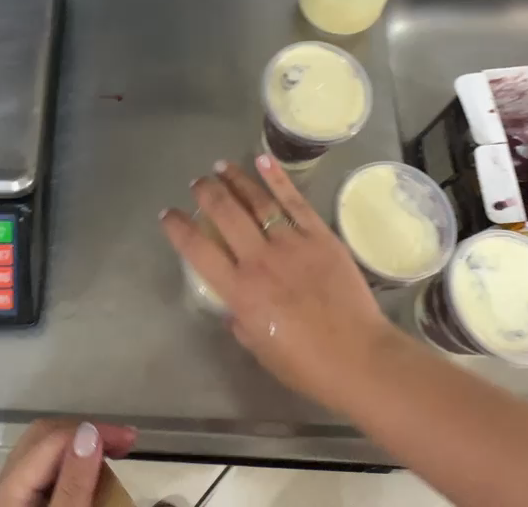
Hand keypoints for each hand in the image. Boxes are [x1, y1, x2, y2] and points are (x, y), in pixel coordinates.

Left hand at [0, 419, 135, 506]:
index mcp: (6, 491)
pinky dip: (69, 467)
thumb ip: (73, 484)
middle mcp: (0, 489)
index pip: (52, 439)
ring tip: (111, 455)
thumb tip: (89, 431)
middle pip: (43, 437)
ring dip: (78, 447)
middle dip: (86, 432)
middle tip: (123, 443)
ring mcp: (6, 500)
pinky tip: (87, 476)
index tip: (131, 439)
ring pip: (42, 454)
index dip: (94, 431)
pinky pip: (43, 474)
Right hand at [160, 154, 398, 410]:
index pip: (197, 249)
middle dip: (206, 192)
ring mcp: (292, 244)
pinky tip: (262, 161)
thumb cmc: (307, 366)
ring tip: (220, 167)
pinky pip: (294, 201)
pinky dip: (277, 178)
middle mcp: (260, 260)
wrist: (360, 358)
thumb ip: (241, 322)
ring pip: (256, 201)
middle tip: (197, 183)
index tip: (168, 214)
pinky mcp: (320, 236)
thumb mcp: (261, 349)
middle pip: (225, 212)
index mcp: (241, 291)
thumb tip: (234, 307)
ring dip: (235, 180)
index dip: (177, 227)